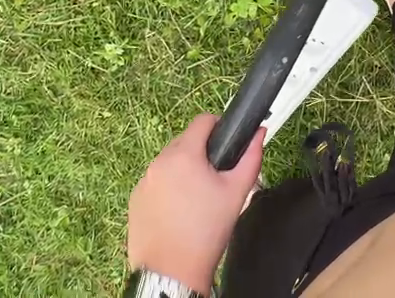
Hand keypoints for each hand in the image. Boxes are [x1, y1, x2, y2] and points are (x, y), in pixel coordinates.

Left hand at [127, 114, 264, 291]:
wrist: (172, 273)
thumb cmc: (207, 232)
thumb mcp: (236, 193)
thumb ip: (251, 158)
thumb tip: (259, 133)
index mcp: (184, 153)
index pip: (203, 120)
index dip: (219, 128)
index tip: (227, 147)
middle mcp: (159, 161)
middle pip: (186, 141)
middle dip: (201, 154)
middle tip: (214, 180)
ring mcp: (144, 180)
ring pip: (170, 162)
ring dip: (184, 171)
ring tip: (197, 199)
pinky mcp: (135, 199)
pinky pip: (156, 182)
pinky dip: (168, 188)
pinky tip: (179, 211)